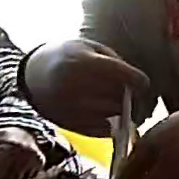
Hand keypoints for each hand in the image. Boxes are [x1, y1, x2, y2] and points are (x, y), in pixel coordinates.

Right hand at [21, 39, 151, 135]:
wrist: (33, 75)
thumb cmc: (70, 56)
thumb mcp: (92, 48)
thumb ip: (116, 64)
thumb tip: (140, 86)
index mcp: (84, 63)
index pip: (127, 77)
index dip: (141, 82)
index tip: (144, 84)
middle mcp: (76, 87)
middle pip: (123, 99)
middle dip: (138, 99)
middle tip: (145, 98)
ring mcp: (71, 109)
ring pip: (116, 116)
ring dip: (129, 114)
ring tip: (132, 107)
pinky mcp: (70, 125)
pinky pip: (103, 130)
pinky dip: (115, 125)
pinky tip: (115, 116)